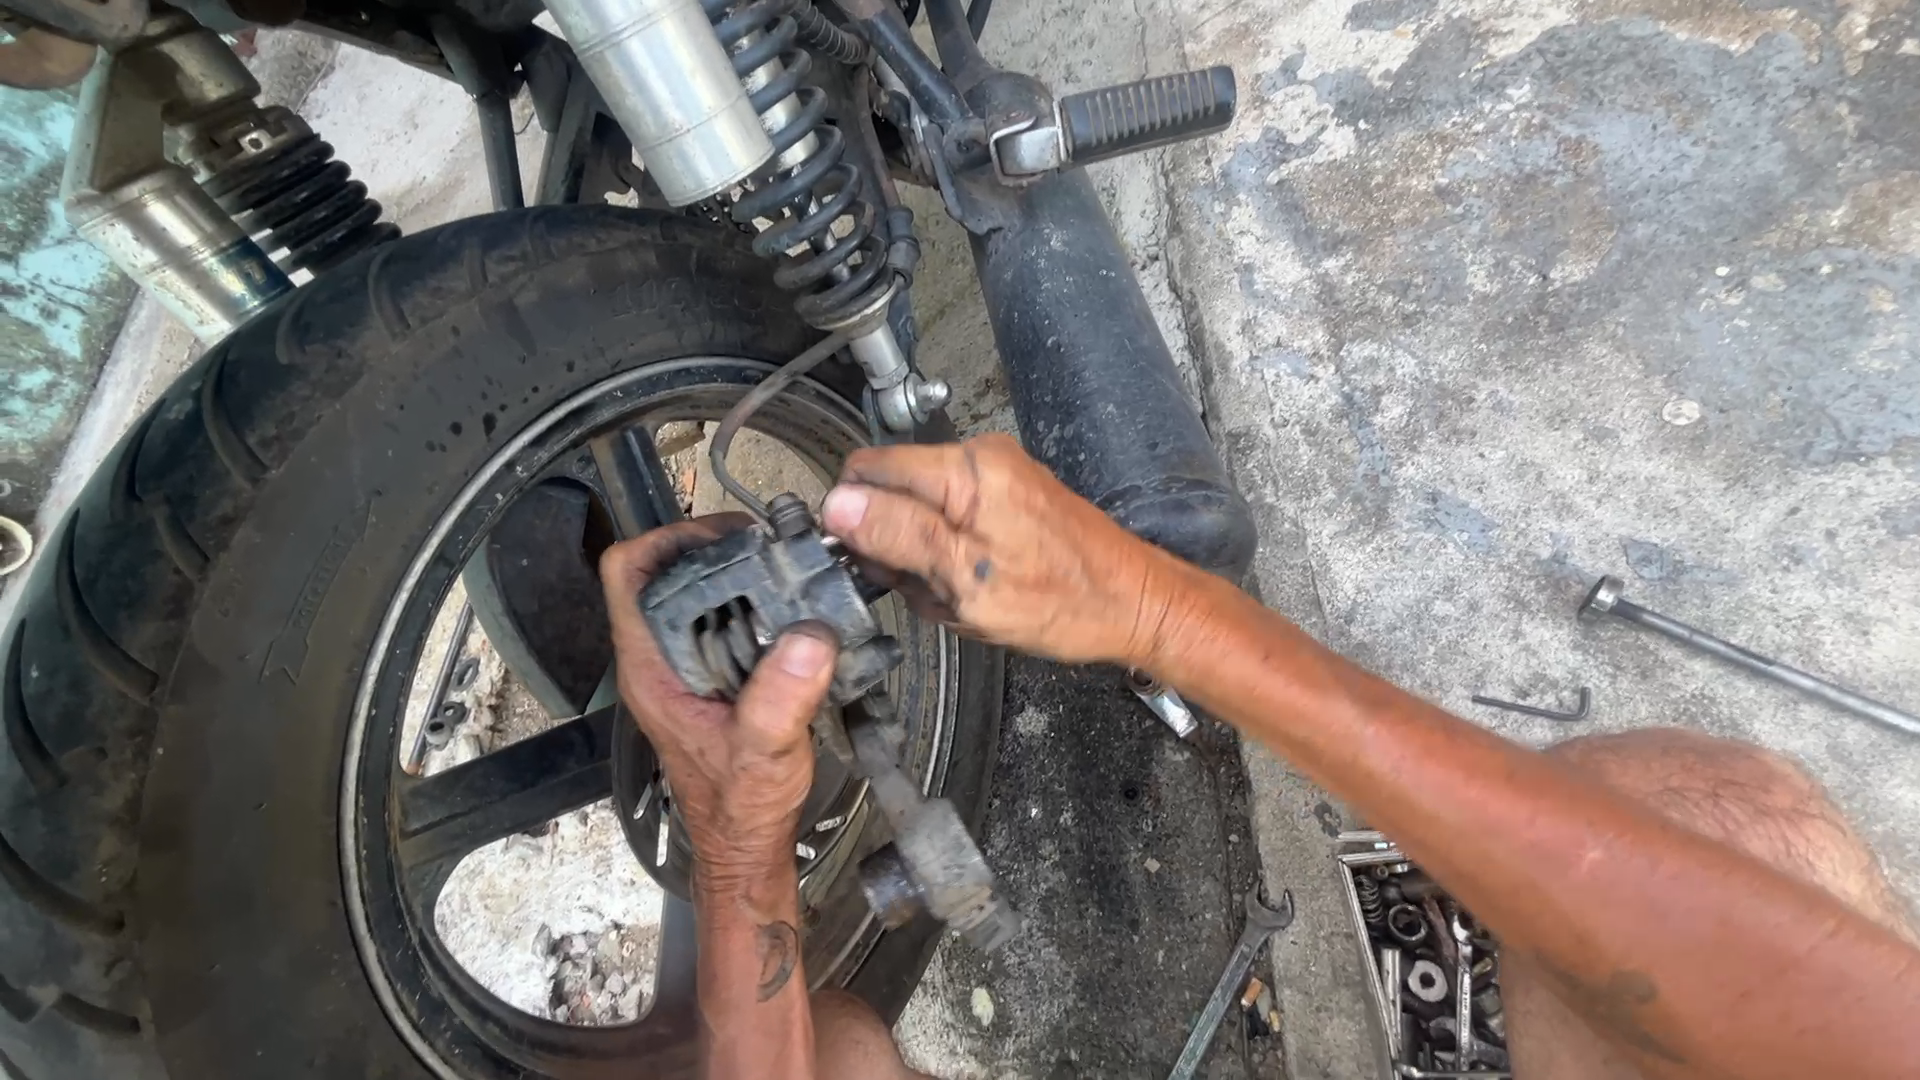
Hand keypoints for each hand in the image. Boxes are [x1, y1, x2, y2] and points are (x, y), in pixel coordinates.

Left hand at [599, 516, 839, 888]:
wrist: (748, 842)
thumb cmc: (740, 806)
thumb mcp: (762, 751)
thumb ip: (780, 699)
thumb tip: (808, 637)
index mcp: (652, 667)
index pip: (627, 574)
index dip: (667, 540)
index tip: (726, 535)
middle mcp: (665, 658)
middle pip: (670, 573)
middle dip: (717, 548)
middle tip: (770, 544)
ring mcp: (692, 666)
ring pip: (703, 593)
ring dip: (743, 574)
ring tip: (788, 565)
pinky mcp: (722, 675)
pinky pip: (734, 620)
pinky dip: (763, 603)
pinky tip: (800, 608)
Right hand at [820, 434, 1188, 666]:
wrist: (1133, 604)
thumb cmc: (1065, 600)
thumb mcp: (967, 579)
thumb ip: (900, 535)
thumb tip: (838, 505)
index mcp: (968, 469)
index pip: (869, 469)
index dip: (856, 518)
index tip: (872, 563)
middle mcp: (981, 459)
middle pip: (893, 493)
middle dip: (898, 549)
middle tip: (932, 591)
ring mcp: (996, 478)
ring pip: (920, 517)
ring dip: (927, 565)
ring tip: (962, 598)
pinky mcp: (1007, 500)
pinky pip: (953, 526)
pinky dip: (953, 563)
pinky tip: (979, 591)